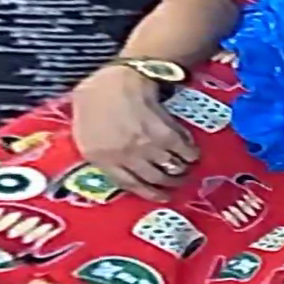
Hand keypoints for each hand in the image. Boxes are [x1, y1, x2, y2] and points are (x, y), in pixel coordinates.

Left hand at [71, 65, 198, 200]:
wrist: (116, 86)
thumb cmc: (98, 110)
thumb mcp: (91, 137)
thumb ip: (109, 156)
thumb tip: (132, 173)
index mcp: (101, 157)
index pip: (131, 184)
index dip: (152, 193)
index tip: (165, 197)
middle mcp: (126, 155)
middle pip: (158, 178)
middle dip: (173, 182)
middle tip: (180, 179)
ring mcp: (149, 146)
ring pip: (176, 167)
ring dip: (184, 168)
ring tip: (186, 164)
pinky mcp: (170, 136)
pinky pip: (189, 153)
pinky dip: (192, 154)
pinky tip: (189, 149)